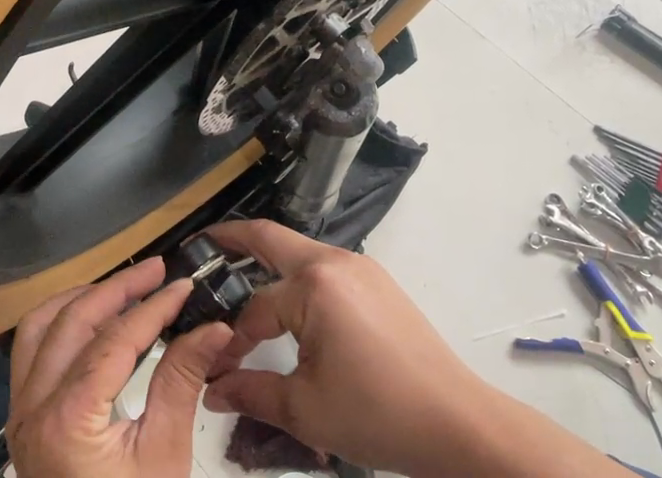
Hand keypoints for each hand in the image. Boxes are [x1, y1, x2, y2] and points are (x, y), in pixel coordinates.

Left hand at [6, 257, 233, 477]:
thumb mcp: (165, 455)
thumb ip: (181, 382)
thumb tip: (213, 326)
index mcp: (66, 420)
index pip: (112, 340)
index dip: (151, 307)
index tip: (182, 285)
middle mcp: (30, 409)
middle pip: (70, 322)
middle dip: (116, 289)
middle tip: (157, 271)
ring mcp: (19, 414)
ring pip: (38, 329)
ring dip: (81, 299)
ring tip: (123, 286)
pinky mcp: (22, 419)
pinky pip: (29, 352)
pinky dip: (59, 323)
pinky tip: (90, 318)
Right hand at [198, 220, 479, 475]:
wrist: (458, 424)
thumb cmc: (376, 412)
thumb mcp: (305, 408)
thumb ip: (251, 392)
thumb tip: (212, 390)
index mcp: (315, 285)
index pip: (256, 307)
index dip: (232, 340)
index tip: (216, 369)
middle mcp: (336, 263)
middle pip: (273, 238)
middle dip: (235, 239)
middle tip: (203, 244)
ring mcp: (362, 270)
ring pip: (301, 253)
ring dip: (270, 260)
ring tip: (240, 275)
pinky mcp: (379, 285)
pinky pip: (326, 268)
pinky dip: (298, 277)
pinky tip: (290, 303)